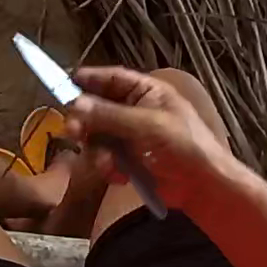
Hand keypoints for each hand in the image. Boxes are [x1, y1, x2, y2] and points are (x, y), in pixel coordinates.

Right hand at [64, 67, 240, 211]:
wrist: (203, 187)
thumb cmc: (184, 146)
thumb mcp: (146, 125)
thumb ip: (109, 115)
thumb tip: (75, 104)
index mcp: (146, 92)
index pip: (112, 78)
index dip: (89, 79)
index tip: (64, 83)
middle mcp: (135, 110)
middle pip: (96, 108)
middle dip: (85, 122)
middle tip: (73, 132)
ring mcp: (130, 136)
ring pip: (96, 137)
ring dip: (98, 152)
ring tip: (109, 165)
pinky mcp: (127, 160)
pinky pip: (104, 159)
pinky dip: (108, 169)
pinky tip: (121, 177)